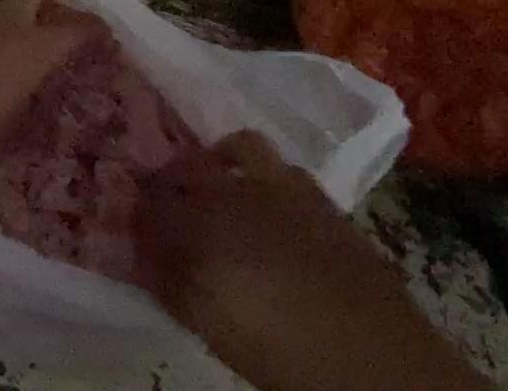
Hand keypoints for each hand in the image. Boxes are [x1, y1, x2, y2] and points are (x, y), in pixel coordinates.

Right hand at [135, 131, 487, 390]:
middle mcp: (236, 188)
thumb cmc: (275, 347)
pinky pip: (283, 170)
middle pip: (189, 164)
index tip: (132, 223)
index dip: (138, 210)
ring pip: (240, 148)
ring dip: (221, 162)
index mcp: (199, 218)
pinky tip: (271, 209)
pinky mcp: (323, 200)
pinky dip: (266, 180)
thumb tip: (141, 253)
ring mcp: (284, 187)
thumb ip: (166, 281)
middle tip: (168, 207)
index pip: (151, 200)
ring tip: (220, 189)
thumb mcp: (205, 322)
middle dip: (171, 180)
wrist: (375, 359)